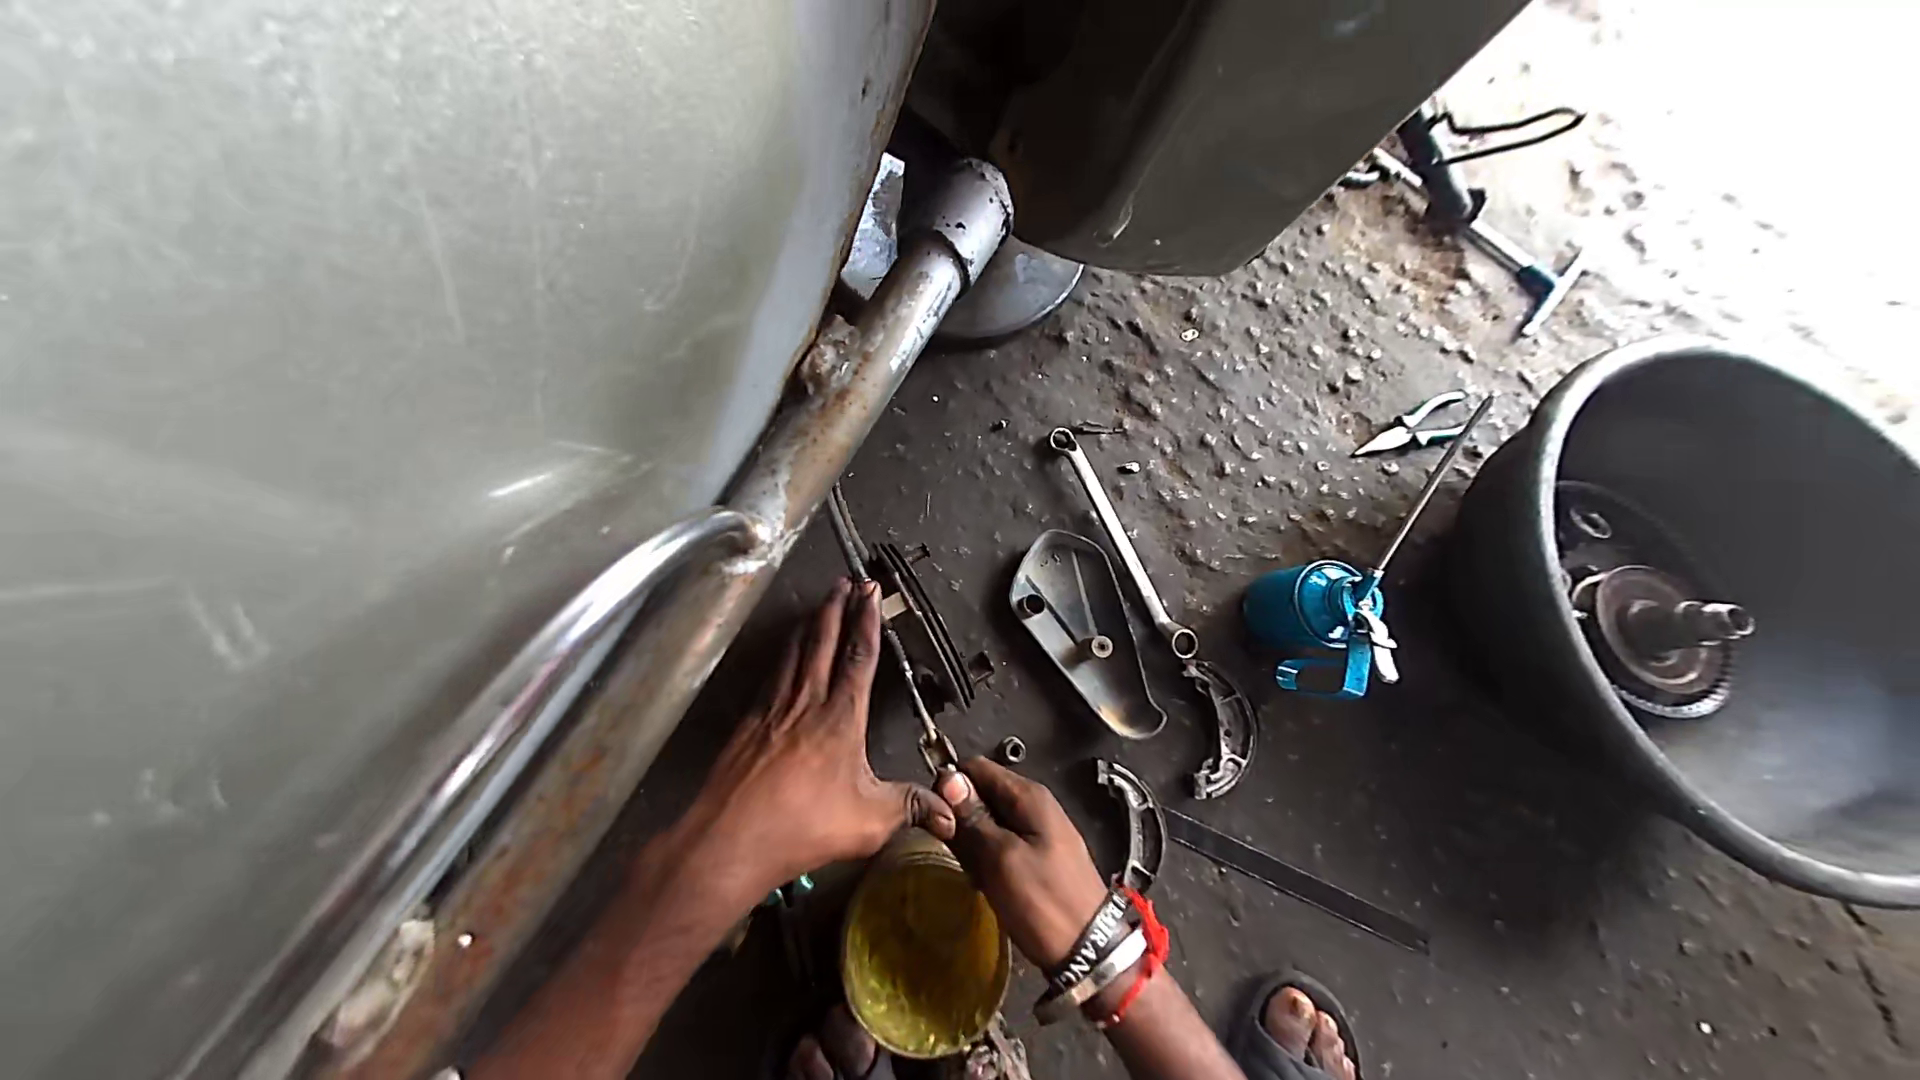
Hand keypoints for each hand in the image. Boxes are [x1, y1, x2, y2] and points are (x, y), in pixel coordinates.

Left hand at [681, 579, 954, 894]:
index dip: (867, 619)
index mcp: (840, 717)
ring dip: (811, 620)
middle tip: (846, 581)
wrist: (731, 838)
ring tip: (820, 601)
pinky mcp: (751, 720)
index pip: (858, 655)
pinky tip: (785, 647)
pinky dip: (784, 649)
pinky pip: (773, 671)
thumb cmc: (800, 826)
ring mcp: (775, 707)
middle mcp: (807, 702)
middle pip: (824, 639)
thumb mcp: (869, 820)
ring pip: (796, 649)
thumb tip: (950, 816)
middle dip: (837, 605)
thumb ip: (911, 807)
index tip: (870, 593)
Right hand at [936, 759, 1110, 969]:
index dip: (952, 786)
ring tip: (975, 872)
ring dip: (975, 843)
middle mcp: (1035, 804)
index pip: (977, 767)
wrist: (1090, 954)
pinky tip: (988, 882)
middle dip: (963, 818)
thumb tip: (949, 777)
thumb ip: (974, 817)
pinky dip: (989, 858)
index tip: (938, 815)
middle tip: (959, 853)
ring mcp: (1038, 830)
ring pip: (990, 821)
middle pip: (983, 793)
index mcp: (1028, 795)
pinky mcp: (1038, 855)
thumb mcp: (1001, 858)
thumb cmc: (1043, 903)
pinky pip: (1003, 843)